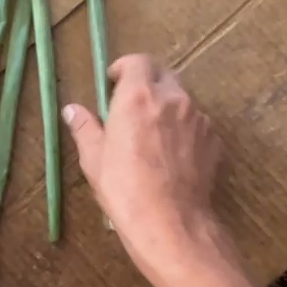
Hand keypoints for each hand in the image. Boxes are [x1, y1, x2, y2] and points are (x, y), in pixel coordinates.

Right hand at [62, 55, 245, 286]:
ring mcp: (199, 120)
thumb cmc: (124, 189)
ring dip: (166, 108)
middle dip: (147, 85)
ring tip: (151, 137)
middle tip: (130, 108)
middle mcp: (173, 99)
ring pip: (182, 101)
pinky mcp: (214, 142)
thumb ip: (85, 128)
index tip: (113, 83)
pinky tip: (172, 157)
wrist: (172, 225)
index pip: (138, 61)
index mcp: (138, 96)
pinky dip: (183, 130)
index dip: (125, 68)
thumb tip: (72, 110)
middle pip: (163, 76)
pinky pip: (196, 125)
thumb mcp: (94, 159)